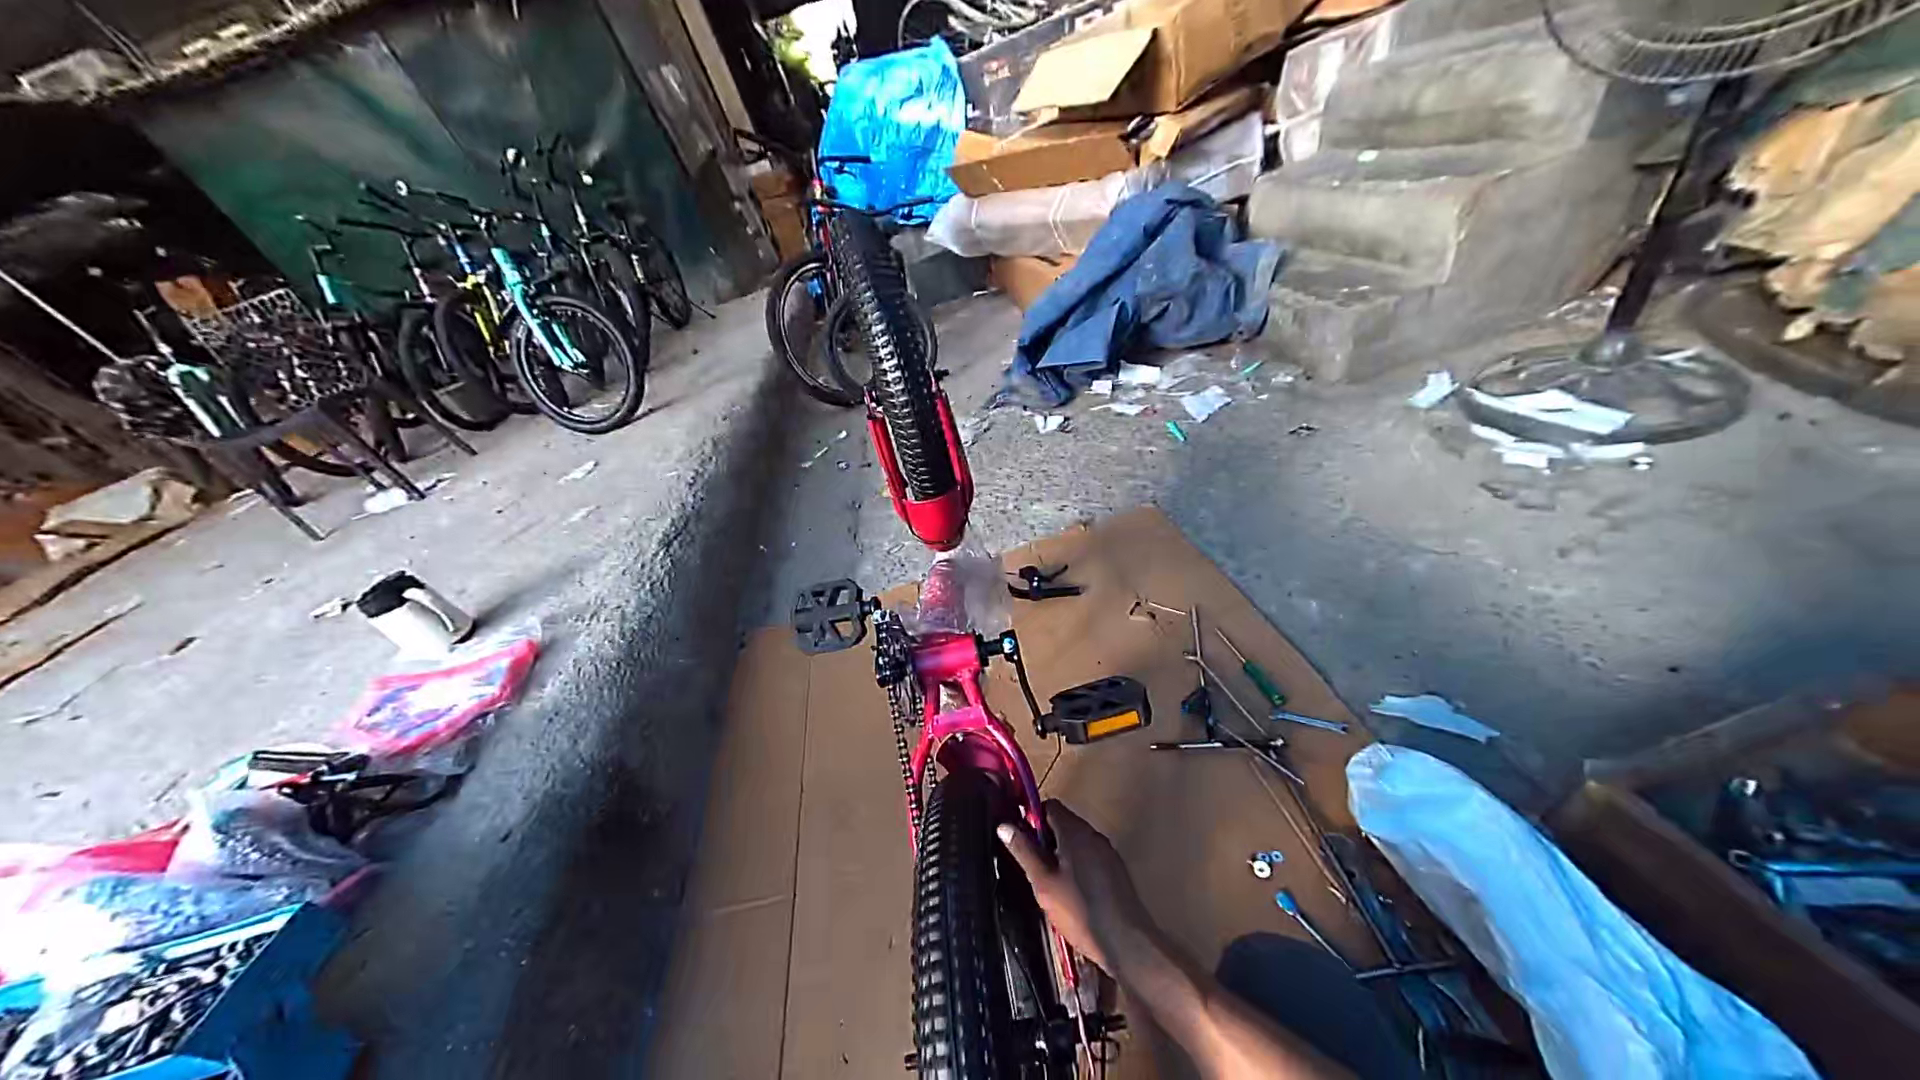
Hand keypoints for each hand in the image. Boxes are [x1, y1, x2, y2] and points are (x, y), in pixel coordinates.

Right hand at [997, 800, 1156, 974]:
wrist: (1126, 943)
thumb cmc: (1081, 911)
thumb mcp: (1043, 883)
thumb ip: (1024, 851)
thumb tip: (1004, 827)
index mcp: (1075, 832)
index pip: (1050, 806)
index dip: (1032, 818)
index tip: (1022, 840)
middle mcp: (1093, 835)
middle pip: (1064, 823)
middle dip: (1045, 839)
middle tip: (1034, 867)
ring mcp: (1107, 852)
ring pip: (1076, 841)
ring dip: (1060, 854)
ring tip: (1051, 884)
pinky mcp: (1116, 870)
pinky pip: (1090, 856)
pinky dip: (1077, 865)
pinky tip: (1072, 893)